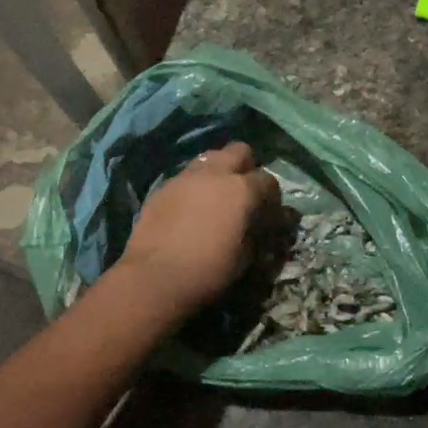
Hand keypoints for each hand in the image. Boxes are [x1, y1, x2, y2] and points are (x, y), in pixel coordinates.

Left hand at [114, 142, 280, 311]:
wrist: (155, 276)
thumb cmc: (208, 270)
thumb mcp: (245, 257)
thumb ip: (253, 234)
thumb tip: (253, 228)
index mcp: (241, 189)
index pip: (268, 180)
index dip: (272, 195)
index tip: (269, 211)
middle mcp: (215, 174)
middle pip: (239, 151)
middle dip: (246, 166)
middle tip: (243, 191)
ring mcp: (185, 177)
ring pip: (209, 158)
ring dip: (217, 171)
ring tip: (215, 195)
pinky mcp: (163, 187)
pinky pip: (185, 177)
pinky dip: (193, 186)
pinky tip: (189, 208)